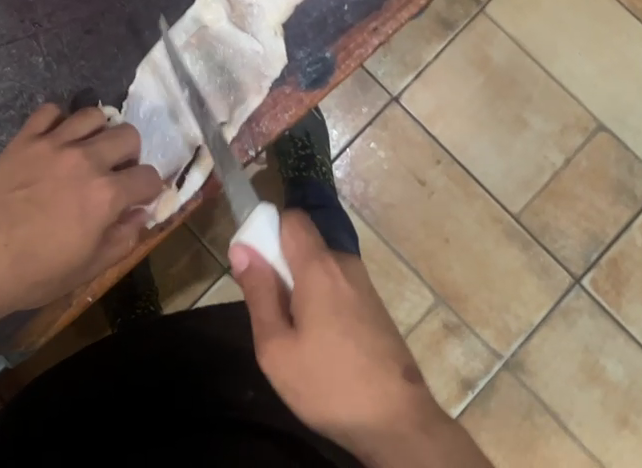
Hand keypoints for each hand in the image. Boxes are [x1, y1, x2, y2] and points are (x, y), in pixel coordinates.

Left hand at [0, 103, 161, 321]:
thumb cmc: (34, 275)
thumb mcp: (88, 269)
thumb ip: (122, 239)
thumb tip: (140, 215)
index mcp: (106, 196)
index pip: (148, 177)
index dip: (149, 189)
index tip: (139, 198)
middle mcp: (85, 161)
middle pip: (128, 135)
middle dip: (131, 154)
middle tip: (115, 172)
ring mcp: (52, 145)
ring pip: (93, 115)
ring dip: (99, 131)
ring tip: (88, 150)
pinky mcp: (23, 139)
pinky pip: (49, 111)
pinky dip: (58, 120)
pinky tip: (55, 139)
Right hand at [234, 212, 482, 467]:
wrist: (400, 425)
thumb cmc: (329, 385)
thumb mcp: (276, 347)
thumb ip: (258, 292)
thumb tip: (241, 248)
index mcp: (320, 267)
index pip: (293, 218)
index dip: (268, 230)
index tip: (255, 264)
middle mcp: (346, 266)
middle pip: (306, 244)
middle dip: (282, 265)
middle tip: (270, 310)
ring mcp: (366, 288)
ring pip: (322, 269)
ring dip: (302, 288)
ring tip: (294, 335)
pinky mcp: (376, 309)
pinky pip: (338, 288)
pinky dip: (322, 303)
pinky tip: (320, 345)